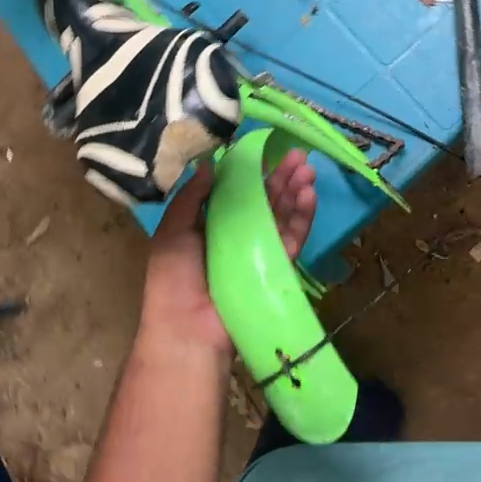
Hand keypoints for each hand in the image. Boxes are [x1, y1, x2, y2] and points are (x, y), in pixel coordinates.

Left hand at [138, 149, 317, 364]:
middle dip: (282, 177)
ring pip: (282, 215)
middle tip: (300, 155)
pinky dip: (302, 217)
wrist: (187, 329)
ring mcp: (258, 251)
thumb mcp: (172, 230)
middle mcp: (237, 235)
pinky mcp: (276, 267)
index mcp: (210, 225)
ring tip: (308, 170)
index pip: (237, 192)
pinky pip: (292, 238)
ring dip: (296, 191)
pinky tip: (308, 196)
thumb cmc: (173, 277)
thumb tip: (210, 164)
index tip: (268, 152)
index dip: (253, 172)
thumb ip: (191, 197)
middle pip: (265, 200)